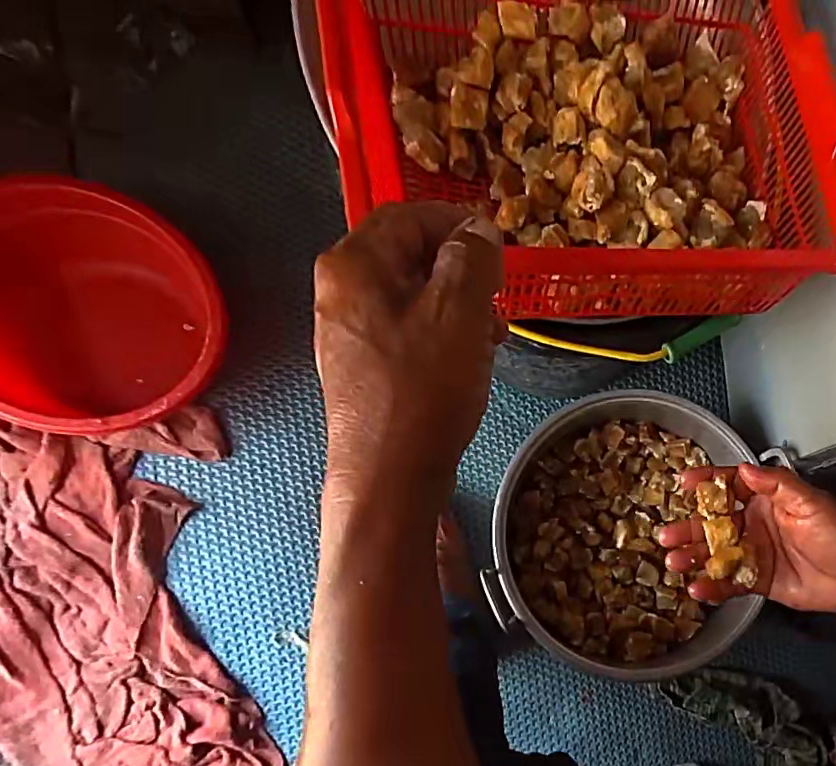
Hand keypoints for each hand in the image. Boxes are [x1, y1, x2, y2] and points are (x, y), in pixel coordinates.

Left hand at [314, 202, 504, 502]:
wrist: (388, 479)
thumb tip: (476, 229)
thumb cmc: (422, 391)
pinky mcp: (361, 373)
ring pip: (412, 302)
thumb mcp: (459, 310)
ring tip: (489, 339)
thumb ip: (471, 255)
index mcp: (351, 266)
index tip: (496, 250)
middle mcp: (338, 296)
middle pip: (409, 259)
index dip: (458, 224)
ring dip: (456, 311)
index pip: (408, 216)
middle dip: (461, 275)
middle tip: (495, 301)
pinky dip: (439, 340)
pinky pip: (405, 337)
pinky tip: (466, 363)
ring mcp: (347, 338)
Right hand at [655, 463, 835, 616]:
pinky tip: (697, 588)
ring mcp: (750, 553)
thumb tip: (746, 468)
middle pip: (711, 524)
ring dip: (691, 557)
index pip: (729, 487)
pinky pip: (725, 582)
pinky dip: (710, 587)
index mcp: (765, 502)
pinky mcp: (753, 580)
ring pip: (712, 554)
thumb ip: (779, 485)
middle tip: (668, 535)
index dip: (706, 483)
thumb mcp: (814, 503)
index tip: (684, 482)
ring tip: (675, 562)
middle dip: (687, 529)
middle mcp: (752, 525)